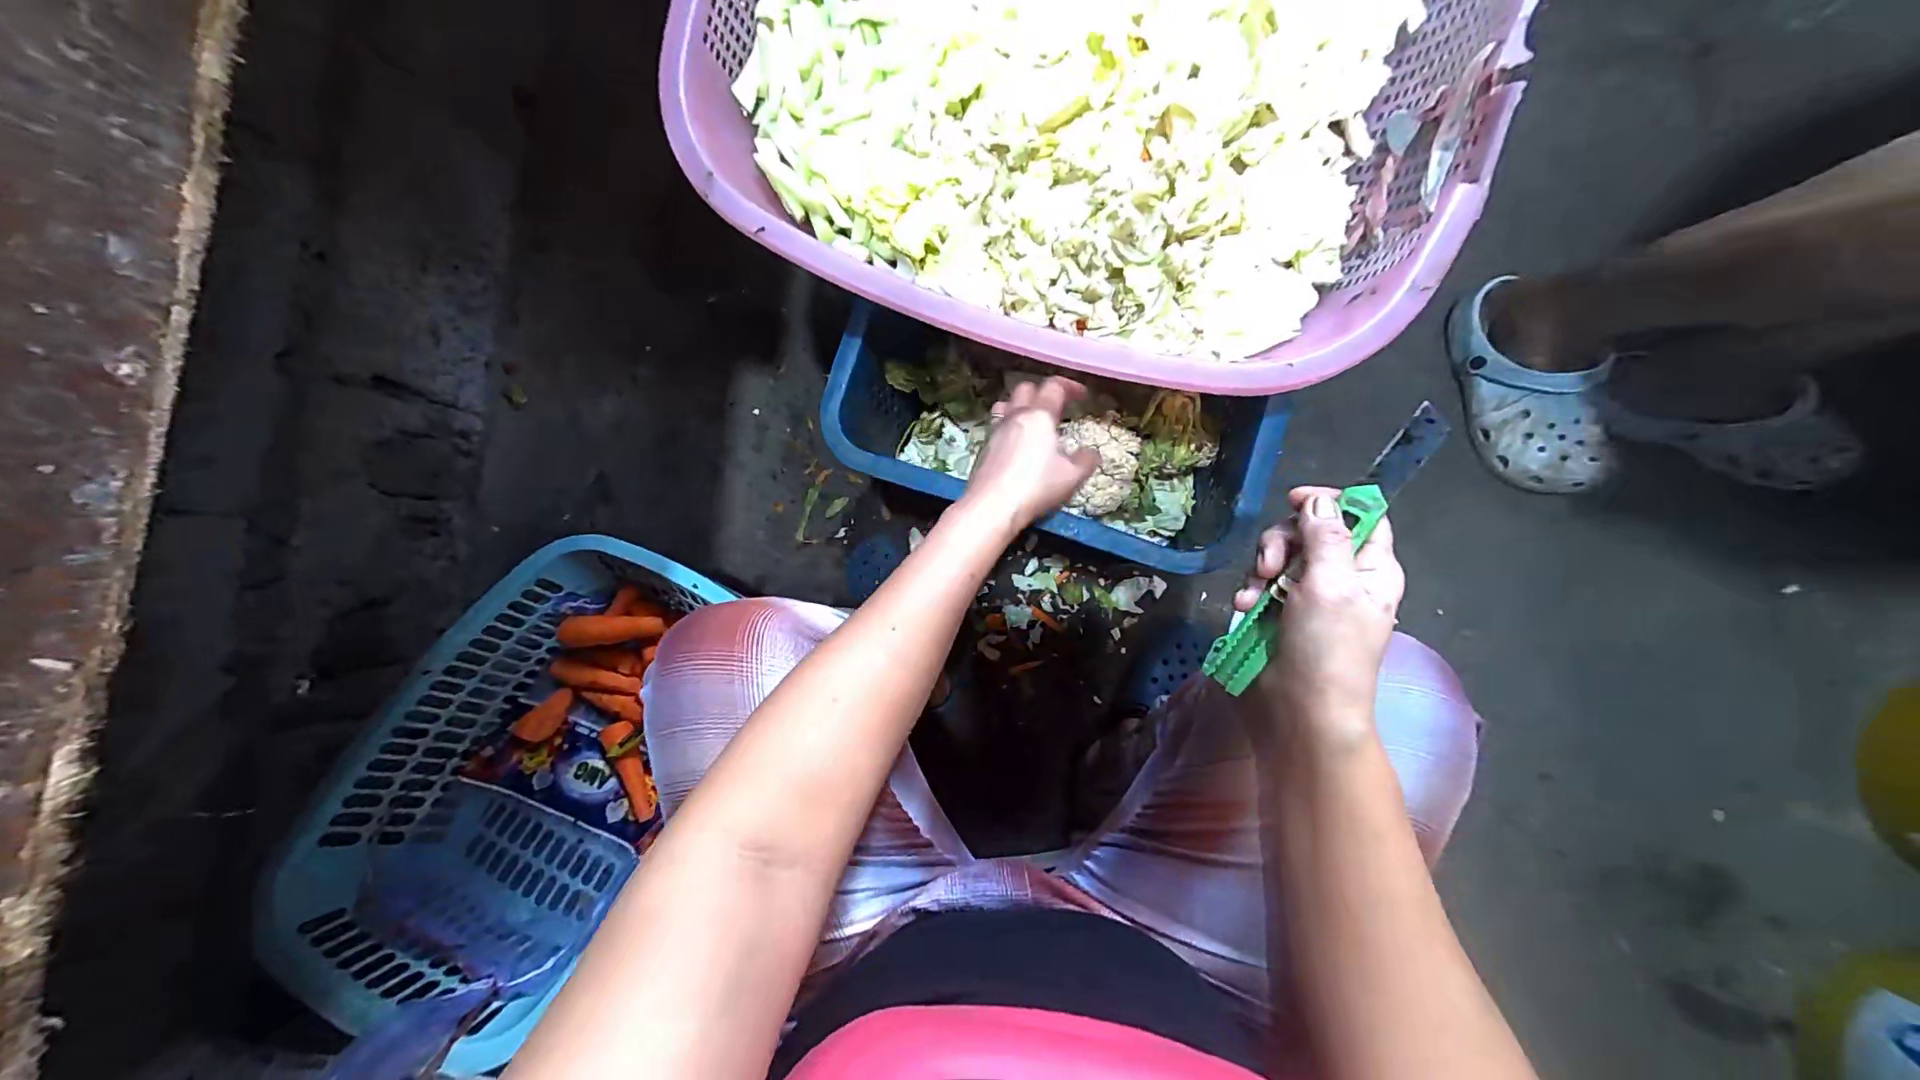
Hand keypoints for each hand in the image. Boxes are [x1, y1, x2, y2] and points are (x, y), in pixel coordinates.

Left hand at [957, 376, 1100, 533]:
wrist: (991, 506)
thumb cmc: (1035, 486)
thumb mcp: (1072, 477)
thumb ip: (1085, 461)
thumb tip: (1091, 453)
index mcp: (1039, 416)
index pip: (1054, 387)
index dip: (1070, 386)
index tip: (1082, 396)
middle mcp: (1014, 417)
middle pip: (1026, 389)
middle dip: (1043, 392)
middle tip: (1056, 407)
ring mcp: (995, 431)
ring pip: (1006, 404)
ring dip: (1020, 406)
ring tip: (1032, 420)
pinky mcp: (983, 448)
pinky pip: (997, 426)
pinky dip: (1009, 426)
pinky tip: (1016, 444)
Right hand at [1233, 486, 1405, 744]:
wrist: (1300, 711)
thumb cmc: (1328, 648)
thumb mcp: (1331, 585)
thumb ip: (1325, 537)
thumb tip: (1318, 502)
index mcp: (1371, 569)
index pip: (1360, 516)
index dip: (1329, 503)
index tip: (1294, 502)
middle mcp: (1341, 577)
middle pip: (1310, 531)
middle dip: (1283, 541)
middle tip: (1270, 566)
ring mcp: (1308, 597)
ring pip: (1280, 556)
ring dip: (1261, 569)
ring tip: (1254, 596)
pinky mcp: (1279, 613)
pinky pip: (1262, 584)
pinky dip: (1250, 591)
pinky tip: (1245, 607)